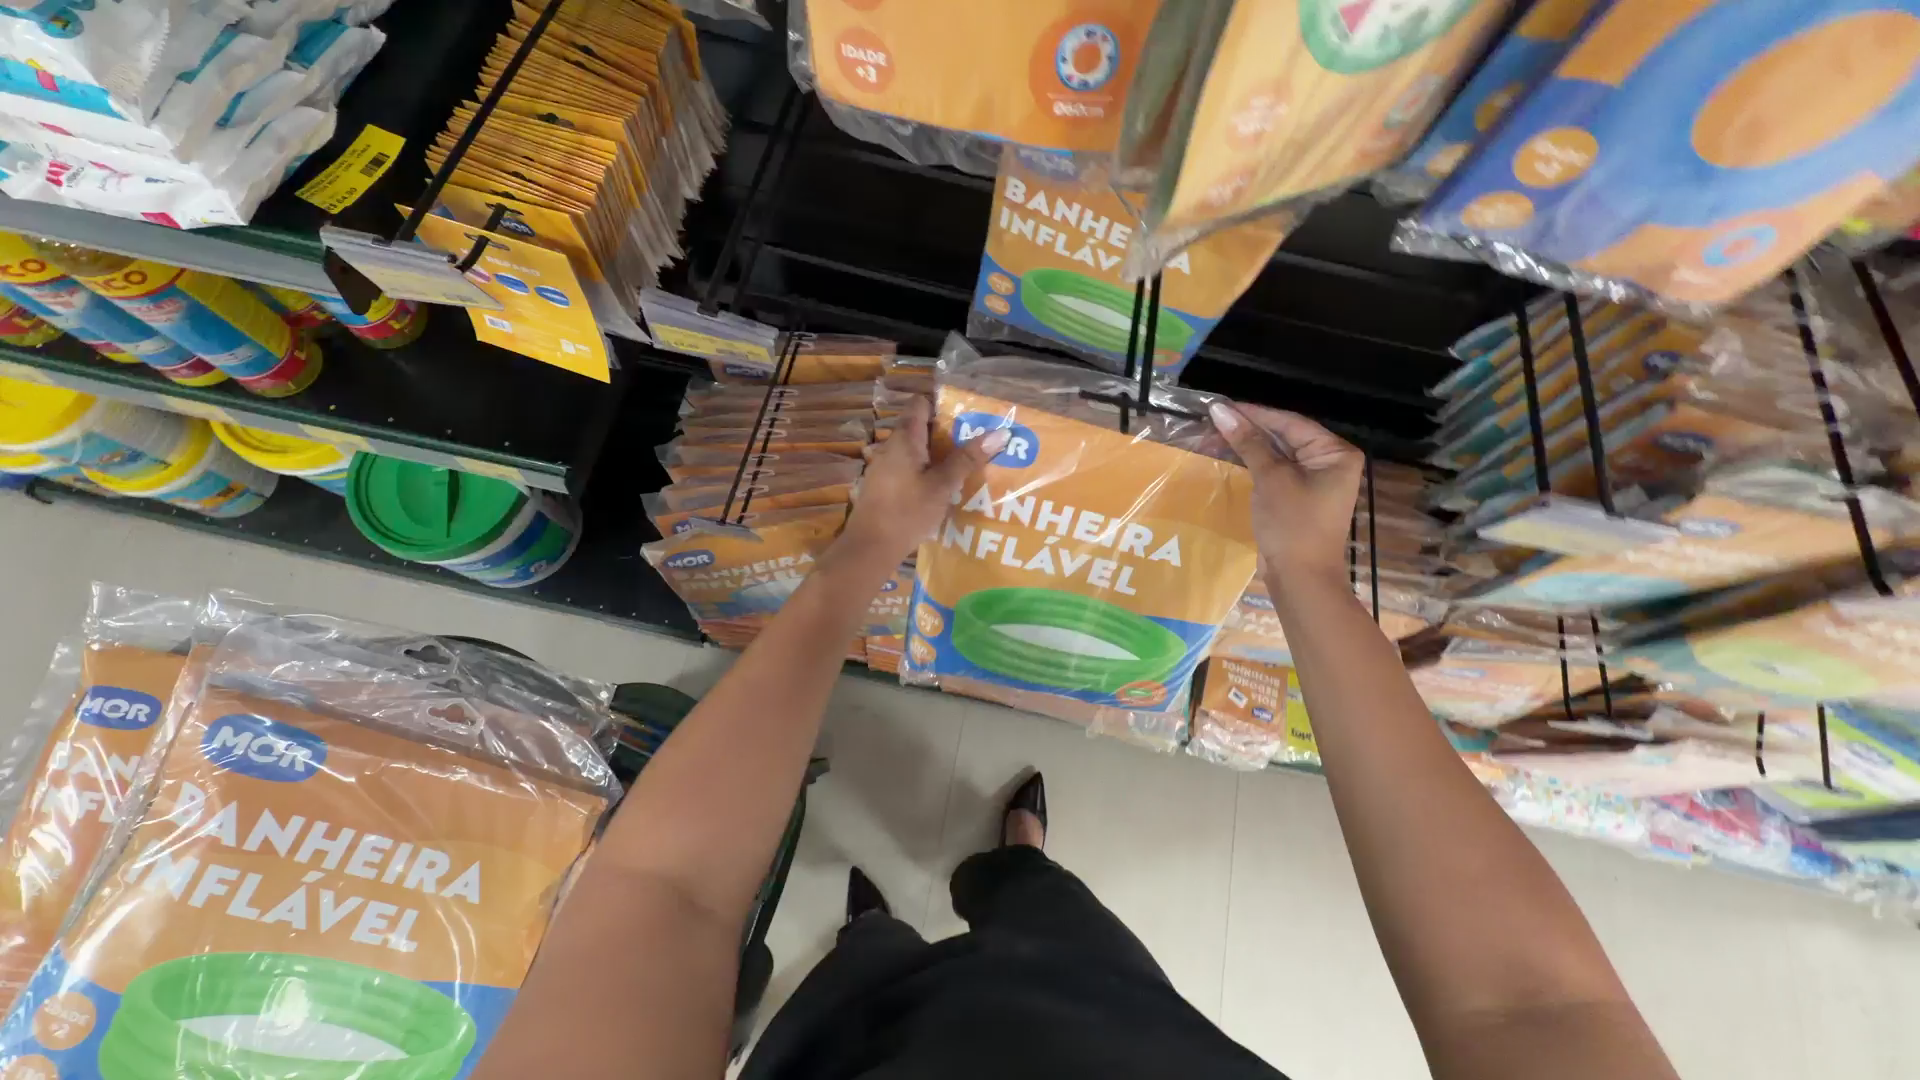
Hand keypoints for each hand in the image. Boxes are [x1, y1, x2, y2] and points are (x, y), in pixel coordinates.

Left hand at [837, 395, 1007, 565]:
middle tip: (975, 440)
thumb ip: (968, 458)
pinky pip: (908, 470)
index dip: (942, 404)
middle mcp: (891, 447)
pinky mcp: (883, 487)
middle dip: (946, 433)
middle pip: (919, 429)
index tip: (967, 414)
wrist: (870, 546)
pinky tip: (942, 489)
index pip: (920, 404)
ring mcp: (884, 468)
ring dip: (936, 456)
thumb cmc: (907, 511)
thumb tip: (1001, 432)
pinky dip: (925, 473)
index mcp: (904, 439)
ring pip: (914, 452)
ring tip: (964, 465)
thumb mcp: (943, 485)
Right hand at [1208, 401, 1362, 587]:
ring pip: (1277, 454)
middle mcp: (1329, 463)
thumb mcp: (1270, 478)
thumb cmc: (1293, 524)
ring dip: (1247, 447)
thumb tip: (1220, 410)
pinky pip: (1274, 472)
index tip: (1222, 406)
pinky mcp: (1298, 497)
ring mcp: (1314, 481)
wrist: (1300, 578)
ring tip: (1214, 437)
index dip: (1255, 413)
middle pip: (1285, 436)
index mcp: (1335, 453)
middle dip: (1249, 430)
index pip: (1291, 423)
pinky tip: (1229, 457)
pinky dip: (1253, 464)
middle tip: (1213, 421)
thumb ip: (1247, 442)